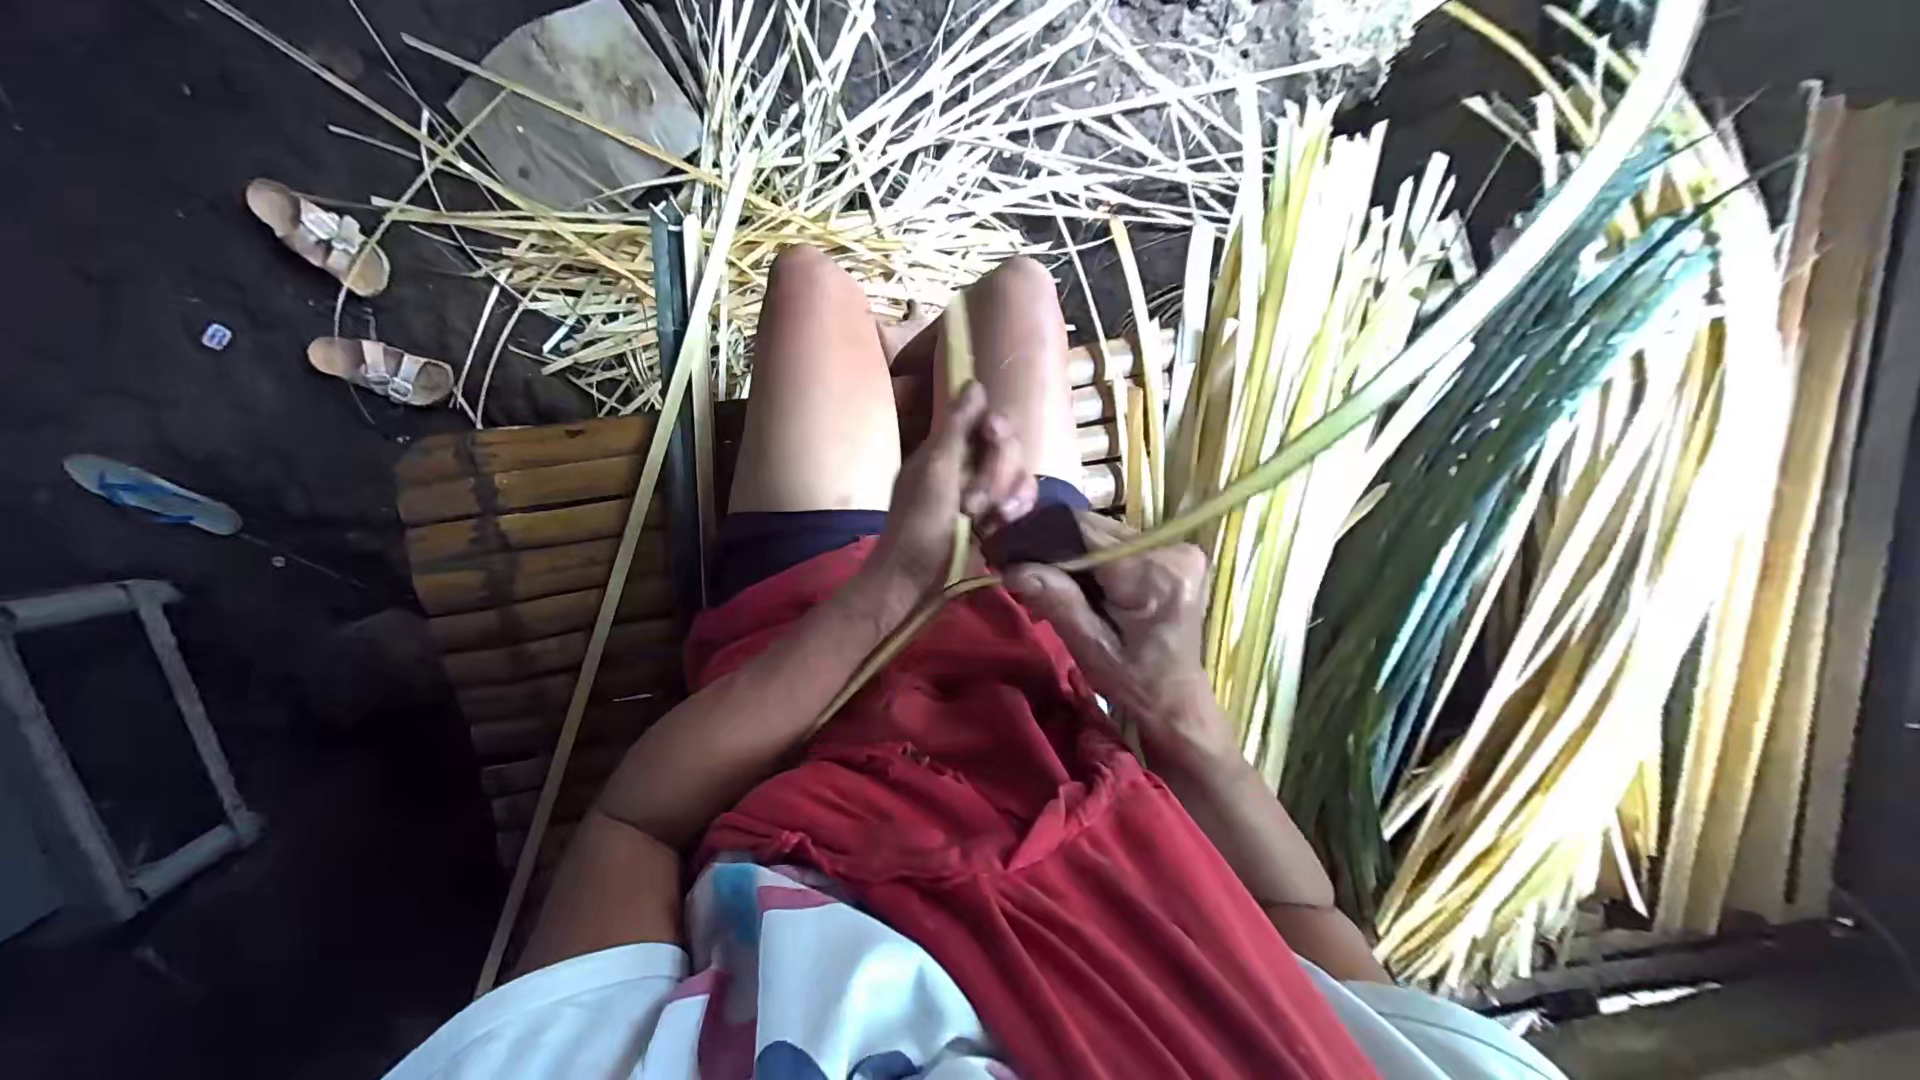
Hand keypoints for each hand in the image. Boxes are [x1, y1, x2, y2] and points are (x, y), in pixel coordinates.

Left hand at [866, 381, 1037, 596]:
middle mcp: (968, 465)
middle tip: (973, 502)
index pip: (986, 419)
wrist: (915, 582)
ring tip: (985, 519)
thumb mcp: (935, 471)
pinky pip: (1022, 501)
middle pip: (1008, 447)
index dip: (995, 426)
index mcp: (947, 449)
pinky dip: (1015, 511)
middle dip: (996, 473)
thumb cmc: (917, 525)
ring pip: (1019, 475)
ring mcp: (984, 493)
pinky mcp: (997, 519)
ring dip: (1006, 495)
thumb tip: (975, 382)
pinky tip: (1000, 526)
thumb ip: (957, 427)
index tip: (992, 435)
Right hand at [1006, 515, 1235, 774]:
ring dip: (1076, 551)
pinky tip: (1083, 580)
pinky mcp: (1175, 552)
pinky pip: (1121, 542)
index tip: (1009, 553)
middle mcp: (1173, 550)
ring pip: (1106, 531)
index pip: (1086, 533)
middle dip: (1058, 548)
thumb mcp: (1090, 649)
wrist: (1177, 698)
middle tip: (1025, 570)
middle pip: (1096, 528)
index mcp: (1155, 576)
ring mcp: (1179, 548)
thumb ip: (1057, 602)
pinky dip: (1096, 557)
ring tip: (1051, 578)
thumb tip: (1013, 567)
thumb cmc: (1135, 683)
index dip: (1043, 538)